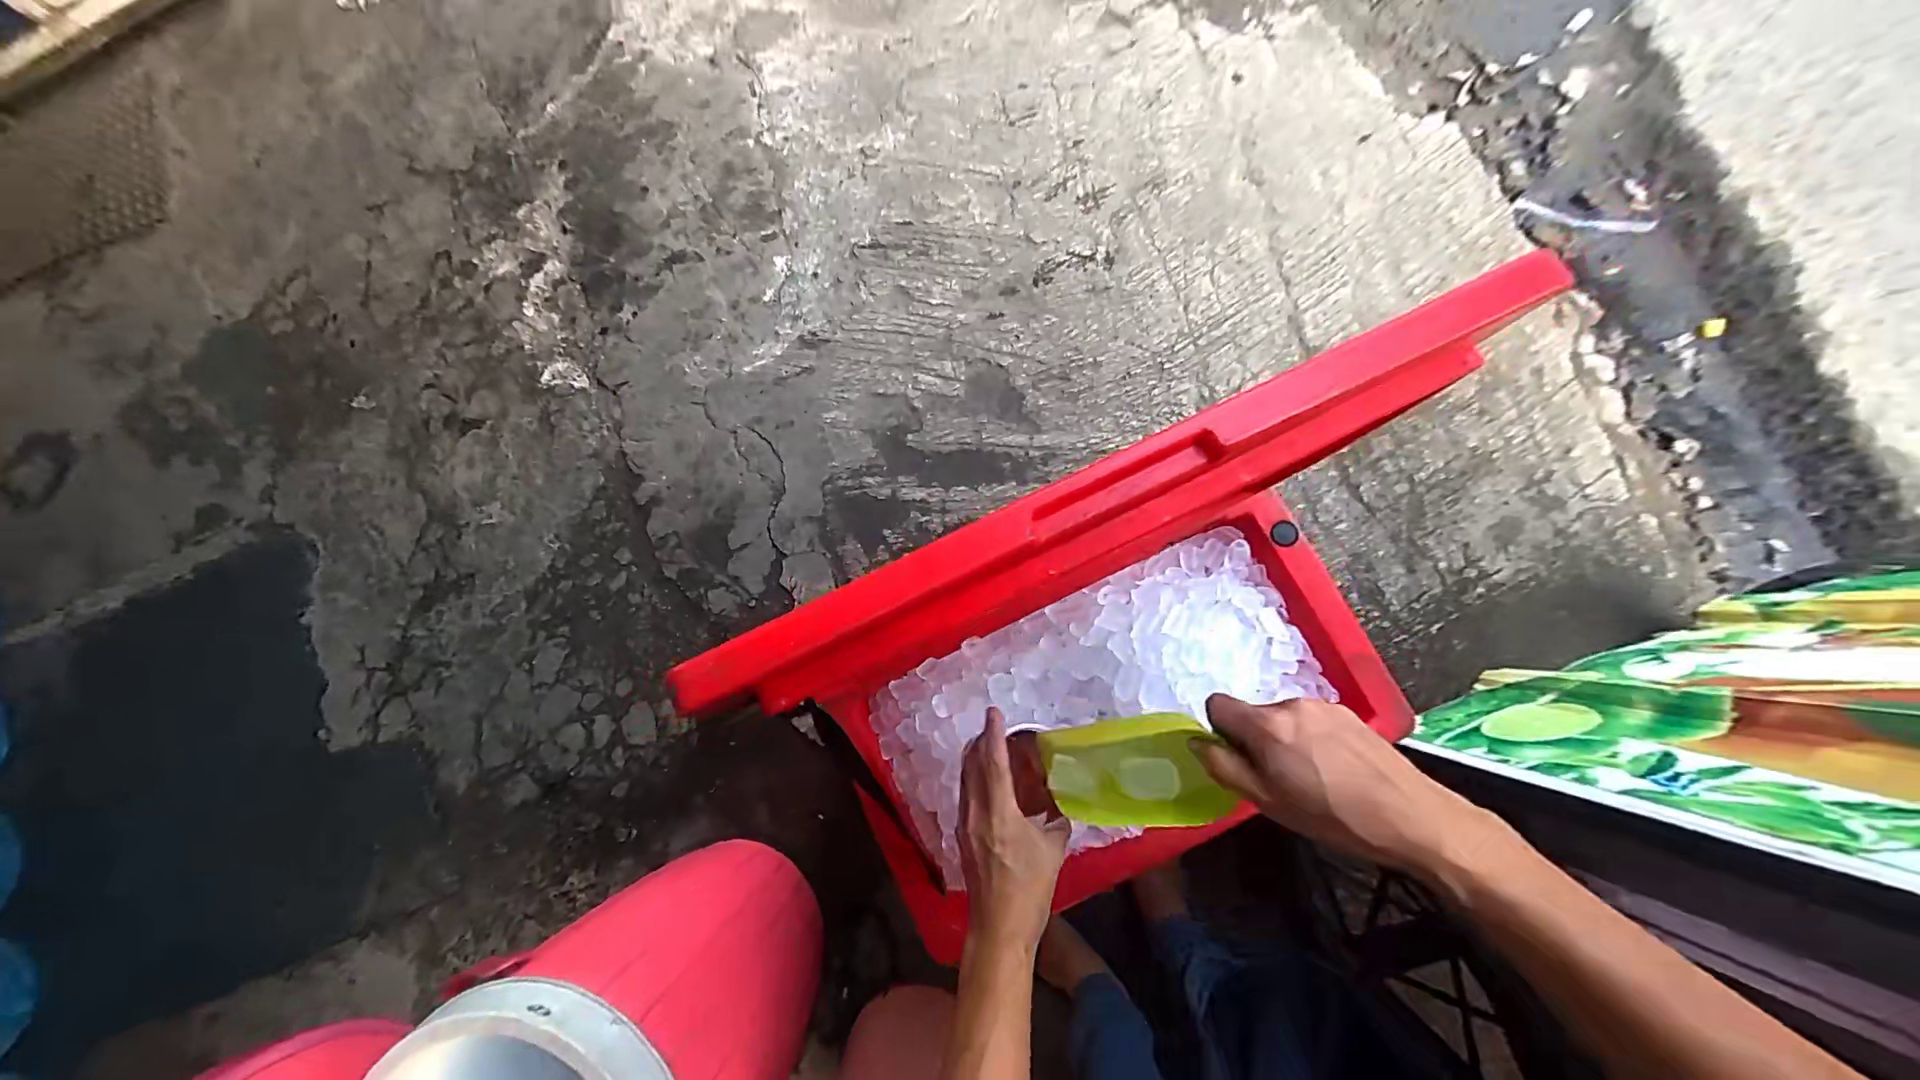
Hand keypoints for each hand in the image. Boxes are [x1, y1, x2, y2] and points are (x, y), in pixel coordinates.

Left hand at [959, 707, 1069, 952]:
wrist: (998, 927)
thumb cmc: (1030, 889)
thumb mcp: (1052, 851)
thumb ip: (1056, 822)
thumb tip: (1059, 806)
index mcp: (998, 813)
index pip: (993, 763)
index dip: (994, 735)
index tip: (994, 713)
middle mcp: (975, 813)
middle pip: (972, 766)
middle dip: (981, 742)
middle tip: (994, 726)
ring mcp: (965, 824)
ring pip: (966, 779)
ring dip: (975, 759)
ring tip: (989, 746)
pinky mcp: (962, 836)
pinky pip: (966, 795)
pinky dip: (975, 778)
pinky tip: (987, 781)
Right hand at [1192, 694, 1499, 878]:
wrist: (1415, 818)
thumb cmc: (1335, 817)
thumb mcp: (1268, 802)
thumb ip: (1223, 767)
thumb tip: (1197, 742)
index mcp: (1266, 724)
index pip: (1216, 704)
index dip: (1218, 730)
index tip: (1237, 759)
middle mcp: (1291, 703)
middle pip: (1253, 713)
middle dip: (1255, 739)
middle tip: (1277, 778)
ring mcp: (1324, 706)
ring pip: (1283, 717)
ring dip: (1285, 739)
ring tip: (1312, 776)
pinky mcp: (1350, 713)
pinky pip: (1312, 720)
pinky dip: (1312, 738)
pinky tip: (1335, 769)